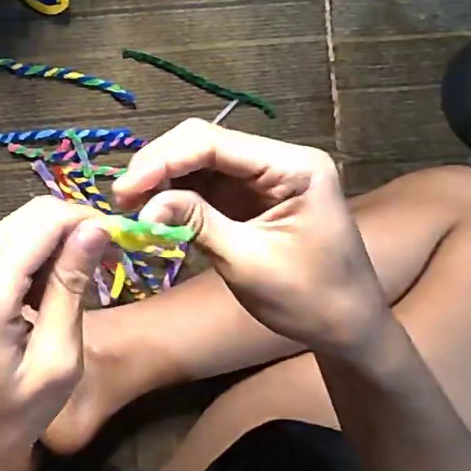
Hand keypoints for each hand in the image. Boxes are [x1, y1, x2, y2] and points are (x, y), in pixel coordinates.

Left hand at [0, 197, 111, 470]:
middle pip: (31, 213)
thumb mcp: (55, 362)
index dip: (89, 221)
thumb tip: (96, 227)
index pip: (46, 220)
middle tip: (102, 268)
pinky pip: (1, 241)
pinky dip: (32, 254)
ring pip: (17, 223)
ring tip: (74, 288)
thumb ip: (71, 286)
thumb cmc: (4, 420)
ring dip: (53, 242)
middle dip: (73, 228)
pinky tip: (44, 293)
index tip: (120, 244)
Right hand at [113, 119, 386, 357]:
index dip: (164, 160)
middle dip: (159, 165)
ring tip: (131, 204)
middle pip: (204, 142)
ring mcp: (263, 174)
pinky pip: (205, 180)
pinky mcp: (250, 192)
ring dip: (163, 177)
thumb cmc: (309, 299)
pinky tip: (154, 207)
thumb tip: (144, 207)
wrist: (348, 327)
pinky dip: (176, 192)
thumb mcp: (249, 263)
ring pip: (198, 158)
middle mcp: (278, 159)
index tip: (125, 189)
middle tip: (122, 198)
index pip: (215, 143)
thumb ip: (197, 224)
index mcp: (293, 166)